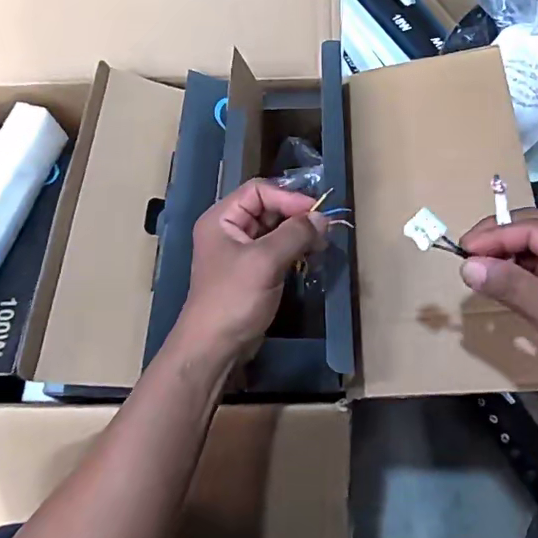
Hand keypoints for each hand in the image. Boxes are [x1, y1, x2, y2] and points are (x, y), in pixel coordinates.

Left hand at [170, 179, 327, 363]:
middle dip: (296, 216)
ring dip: (298, 234)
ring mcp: (239, 253)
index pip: (259, 191)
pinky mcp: (251, 273)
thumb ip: (295, 234)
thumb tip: (322, 219)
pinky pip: (276, 251)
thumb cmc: (234, 298)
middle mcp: (228, 230)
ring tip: (320, 245)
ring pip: (274, 231)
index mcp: (221, 218)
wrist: (214, 347)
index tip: (316, 213)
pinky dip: (294, 251)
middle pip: (267, 208)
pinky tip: (310, 257)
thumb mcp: (266, 261)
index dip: (288, 197)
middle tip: (323, 230)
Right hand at [458, 212, 537, 420]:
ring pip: (537, 255)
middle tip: (466, 259)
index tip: (461, 250)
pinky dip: (521, 279)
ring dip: (508, 261)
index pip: (533, 227)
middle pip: (535, 234)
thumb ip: (512, 286)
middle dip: (499, 243)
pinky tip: (502, 287)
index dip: (494, 235)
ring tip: (477, 272)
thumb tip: (468, 265)